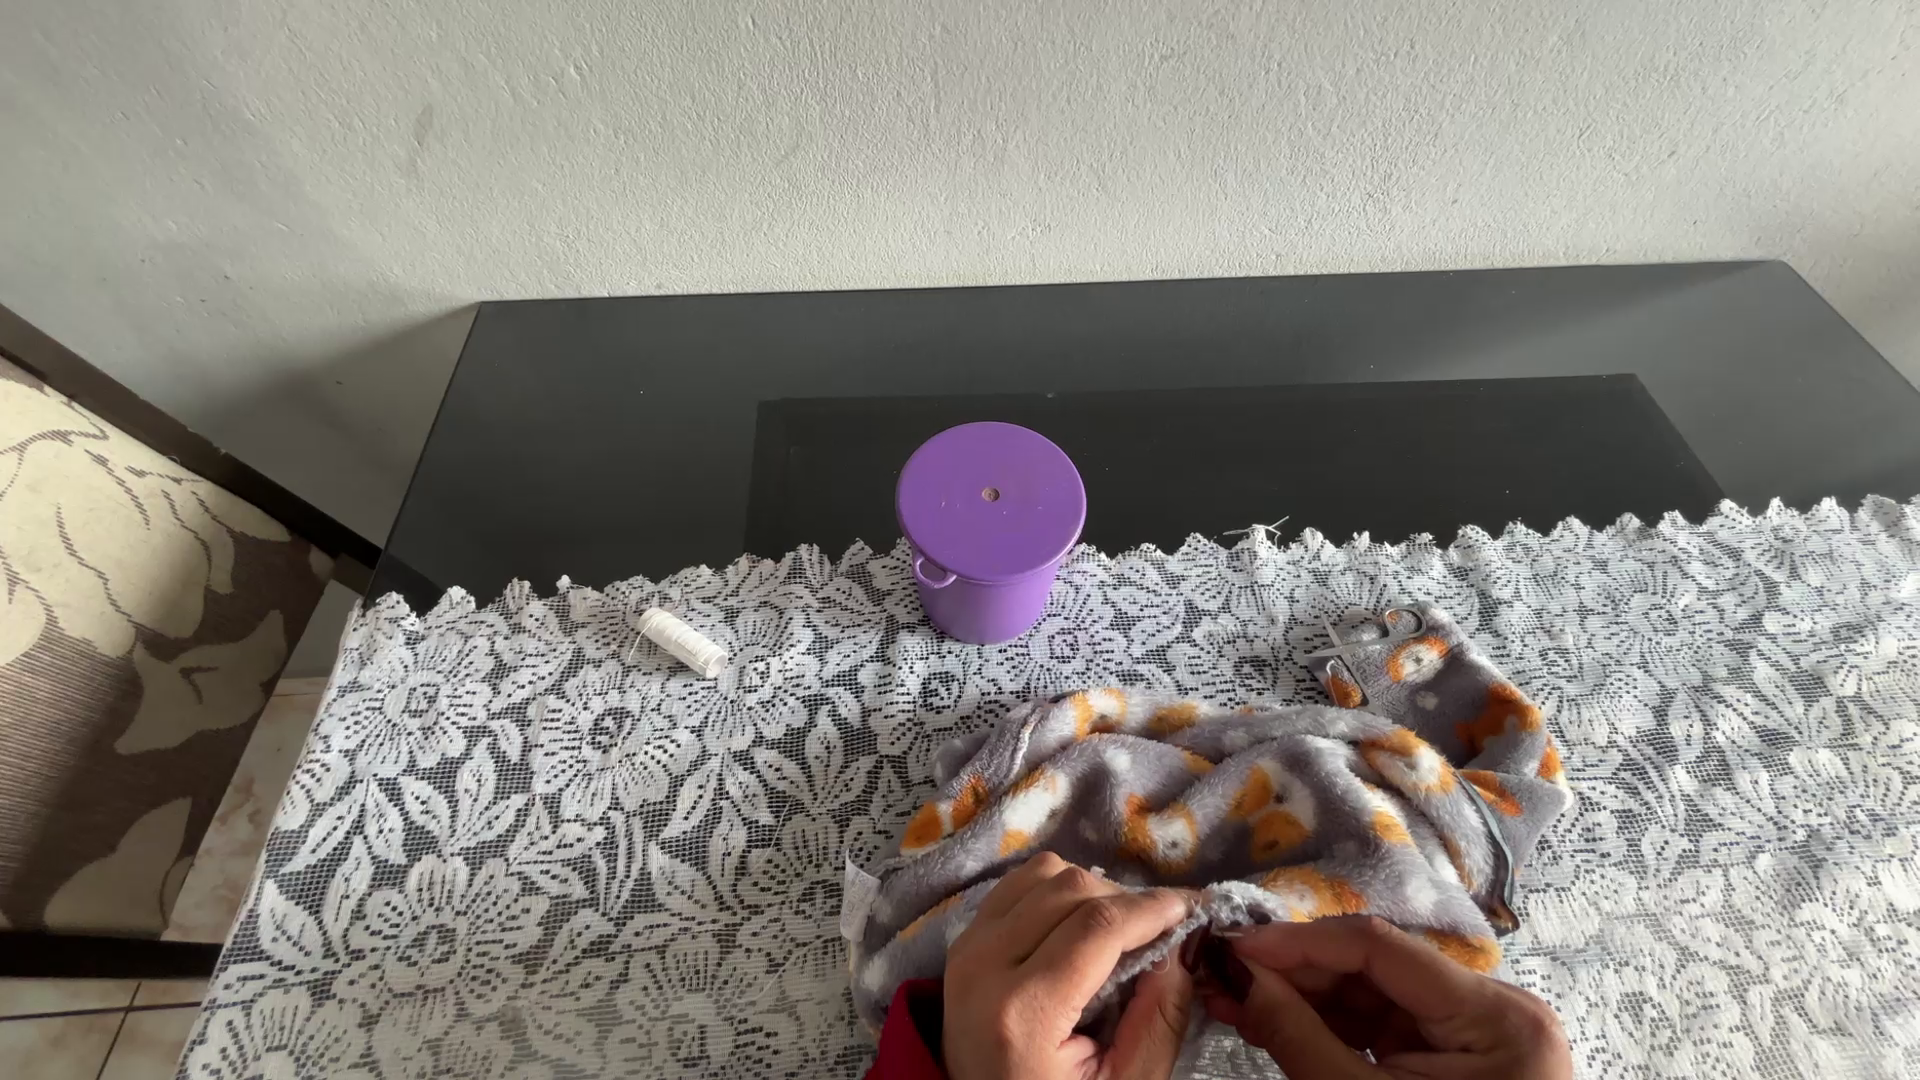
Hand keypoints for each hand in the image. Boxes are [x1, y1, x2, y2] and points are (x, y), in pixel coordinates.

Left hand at [943, 853, 1194, 1079]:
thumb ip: (1157, 1020)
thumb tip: (1180, 946)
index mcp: (1021, 1013)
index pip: (1095, 928)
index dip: (1148, 908)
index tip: (1189, 907)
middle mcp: (984, 964)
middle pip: (1069, 889)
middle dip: (1124, 900)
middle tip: (1158, 928)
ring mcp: (968, 943)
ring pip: (1043, 872)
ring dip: (1089, 888)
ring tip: (1117, 927)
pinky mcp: (964, 935)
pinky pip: (1018, 881)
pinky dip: (1056, 887)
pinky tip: (1078, 920)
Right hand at [1199, 915, 1571, 1079]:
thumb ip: (1294, 1031)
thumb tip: (1230, 969)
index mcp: (1495, 1016)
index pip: (1376, 944)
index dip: (1295, 940)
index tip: (1232, 947)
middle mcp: (1493, 1005)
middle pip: (1369, 965)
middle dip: (1291, 972)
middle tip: (1225, 977)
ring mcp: (1475, 1028)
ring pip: (1366, 989)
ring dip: (1299, 996)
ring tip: (1237, 1002)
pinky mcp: (1454, 1051)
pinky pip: (1378, 1020)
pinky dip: (1325, 1022)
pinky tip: (1274, 1021)